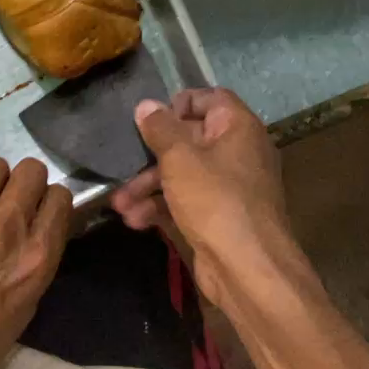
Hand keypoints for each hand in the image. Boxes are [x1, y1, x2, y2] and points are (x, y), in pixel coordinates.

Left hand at [0, 157, 71, 368]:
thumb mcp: (26, 307)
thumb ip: (36, 261)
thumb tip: (38, 233)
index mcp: (36, 258)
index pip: (60, 198)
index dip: (53, 202)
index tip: (44, 211)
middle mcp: (8, 229)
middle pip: (31, 171)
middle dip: (29, 183)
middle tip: (17, 202)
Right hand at [111, 87, 291, 302]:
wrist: (249, 270)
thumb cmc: (216, 201)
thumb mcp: (180, 159)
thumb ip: (160, 129)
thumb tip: (146, 105)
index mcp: (237, 128)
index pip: (210, 98)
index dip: (179, 103)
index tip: (150, 119)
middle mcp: (237, 153)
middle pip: (189, 140)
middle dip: (151, 155)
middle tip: (122, 164)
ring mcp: (229, 188)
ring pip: (183, 175)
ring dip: (149, 186)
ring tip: (119, 203)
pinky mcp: (218, 217)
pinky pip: (186, 202)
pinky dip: (161, 207)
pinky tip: (134, 220)